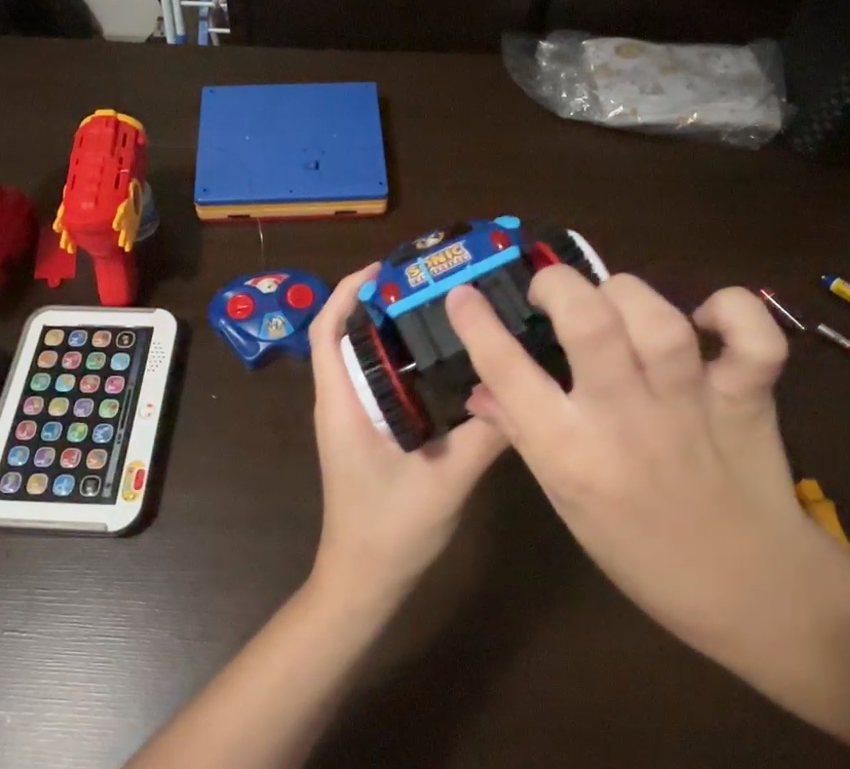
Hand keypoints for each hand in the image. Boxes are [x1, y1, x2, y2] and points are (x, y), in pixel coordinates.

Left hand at [305, 265, 509, 602]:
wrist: (362, 583)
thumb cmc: (389, 531)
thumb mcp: (445, 481)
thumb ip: (484, 436)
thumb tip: (520, 389)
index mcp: (342, 404)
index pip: (329, 330)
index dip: (349, 291)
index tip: (387, 267)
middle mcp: (339, 404)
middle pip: (345, 335)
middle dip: (378, 302)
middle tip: (429, 282)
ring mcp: (349, 420)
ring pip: (361, 359)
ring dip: (389, 331)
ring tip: (438, 309)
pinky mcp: (364, 435)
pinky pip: (374, 383)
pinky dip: (397, 362)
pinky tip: (440, 363)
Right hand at [447, 269, 845, 644]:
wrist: (748, 591)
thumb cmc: (640, 551)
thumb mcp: (566, 499)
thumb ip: (524, 434)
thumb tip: (481, 389)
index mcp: (570, 452)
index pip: (508, 372)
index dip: (478, 324)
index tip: (464, 295)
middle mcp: (624, 420)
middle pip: (588, 322)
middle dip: (559, 286)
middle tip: (550, 290)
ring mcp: (689, 406)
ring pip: (658, 321)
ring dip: (628, 294)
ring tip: (614, 301)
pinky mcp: (746, 399)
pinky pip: (753, 338)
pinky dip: (733, 309)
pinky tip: (704, 316)